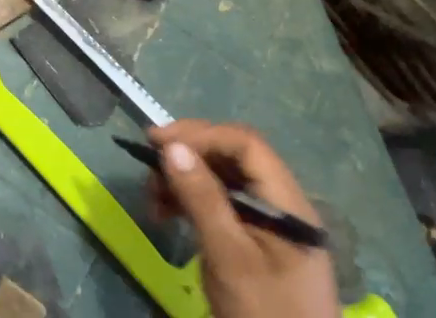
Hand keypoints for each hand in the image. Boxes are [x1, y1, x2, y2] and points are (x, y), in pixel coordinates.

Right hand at [147, 120, 340, 317]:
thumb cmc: (264, 315)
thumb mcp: (230, 257)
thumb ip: (203, 199)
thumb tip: (171, 146)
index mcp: (287, 205)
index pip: (246, 145)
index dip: (201, 134)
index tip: (157, 142)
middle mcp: (280, 206)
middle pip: (232, 158)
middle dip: (187, 154)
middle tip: (148, 164)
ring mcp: (266, 224)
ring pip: (221, 179)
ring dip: (183, 179)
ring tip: (152, 197)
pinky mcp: (251, 241)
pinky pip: (218, 204)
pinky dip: (188, 201)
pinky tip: (164, 213)